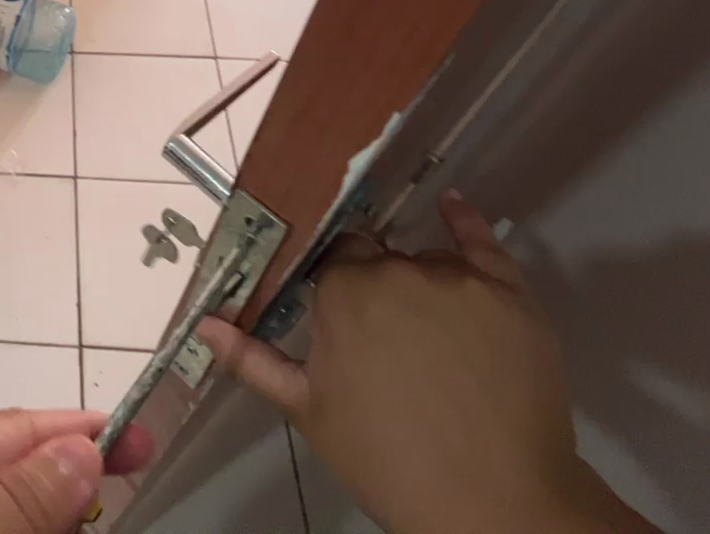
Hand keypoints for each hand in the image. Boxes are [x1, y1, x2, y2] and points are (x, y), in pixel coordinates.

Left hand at [0, 408, 152, 533]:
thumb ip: (13, 502)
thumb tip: (84, 447)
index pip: (10, 430)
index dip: (79, 431)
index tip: (143, 438)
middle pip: (13, 477)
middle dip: (71, 489)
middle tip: (137, 495)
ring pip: (9, 520)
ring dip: (52, 520)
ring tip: (97, 519)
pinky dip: (23, 533)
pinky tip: (57, 531)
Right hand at [197, 192, 656, 533]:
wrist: (496, 507)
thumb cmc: (386, 457)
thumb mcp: (307, 410)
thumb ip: (251, 359)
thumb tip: (201, 324)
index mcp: (342, 291)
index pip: (330, 259)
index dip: (331, 282)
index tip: (333, 308)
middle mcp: (395, 269)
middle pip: (376, 255)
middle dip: (371, 281)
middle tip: (380, 330)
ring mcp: (456, 279)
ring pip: (424, 259)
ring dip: (417, 279)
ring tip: (429, 329)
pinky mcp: (509, 294)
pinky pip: (483, 243)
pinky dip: (464, 223)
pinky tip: (450, 206)